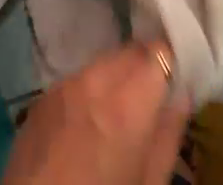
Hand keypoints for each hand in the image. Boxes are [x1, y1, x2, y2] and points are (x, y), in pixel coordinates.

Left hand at [1, 41, 189, 184]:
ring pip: (102, 62)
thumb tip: (180, 95)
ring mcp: (64, 86)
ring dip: (116, 75)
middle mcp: (95, 81)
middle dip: (144, 66)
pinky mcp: (42, 99)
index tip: (175, 78)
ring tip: (116, 110)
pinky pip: (76, 80)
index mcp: (129, 102)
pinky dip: (88, 90)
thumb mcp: (150, 180)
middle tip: (150, 96)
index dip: (171, 61)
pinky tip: (86, 121)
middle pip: (130, 51)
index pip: (160, 50)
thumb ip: (169, 132)